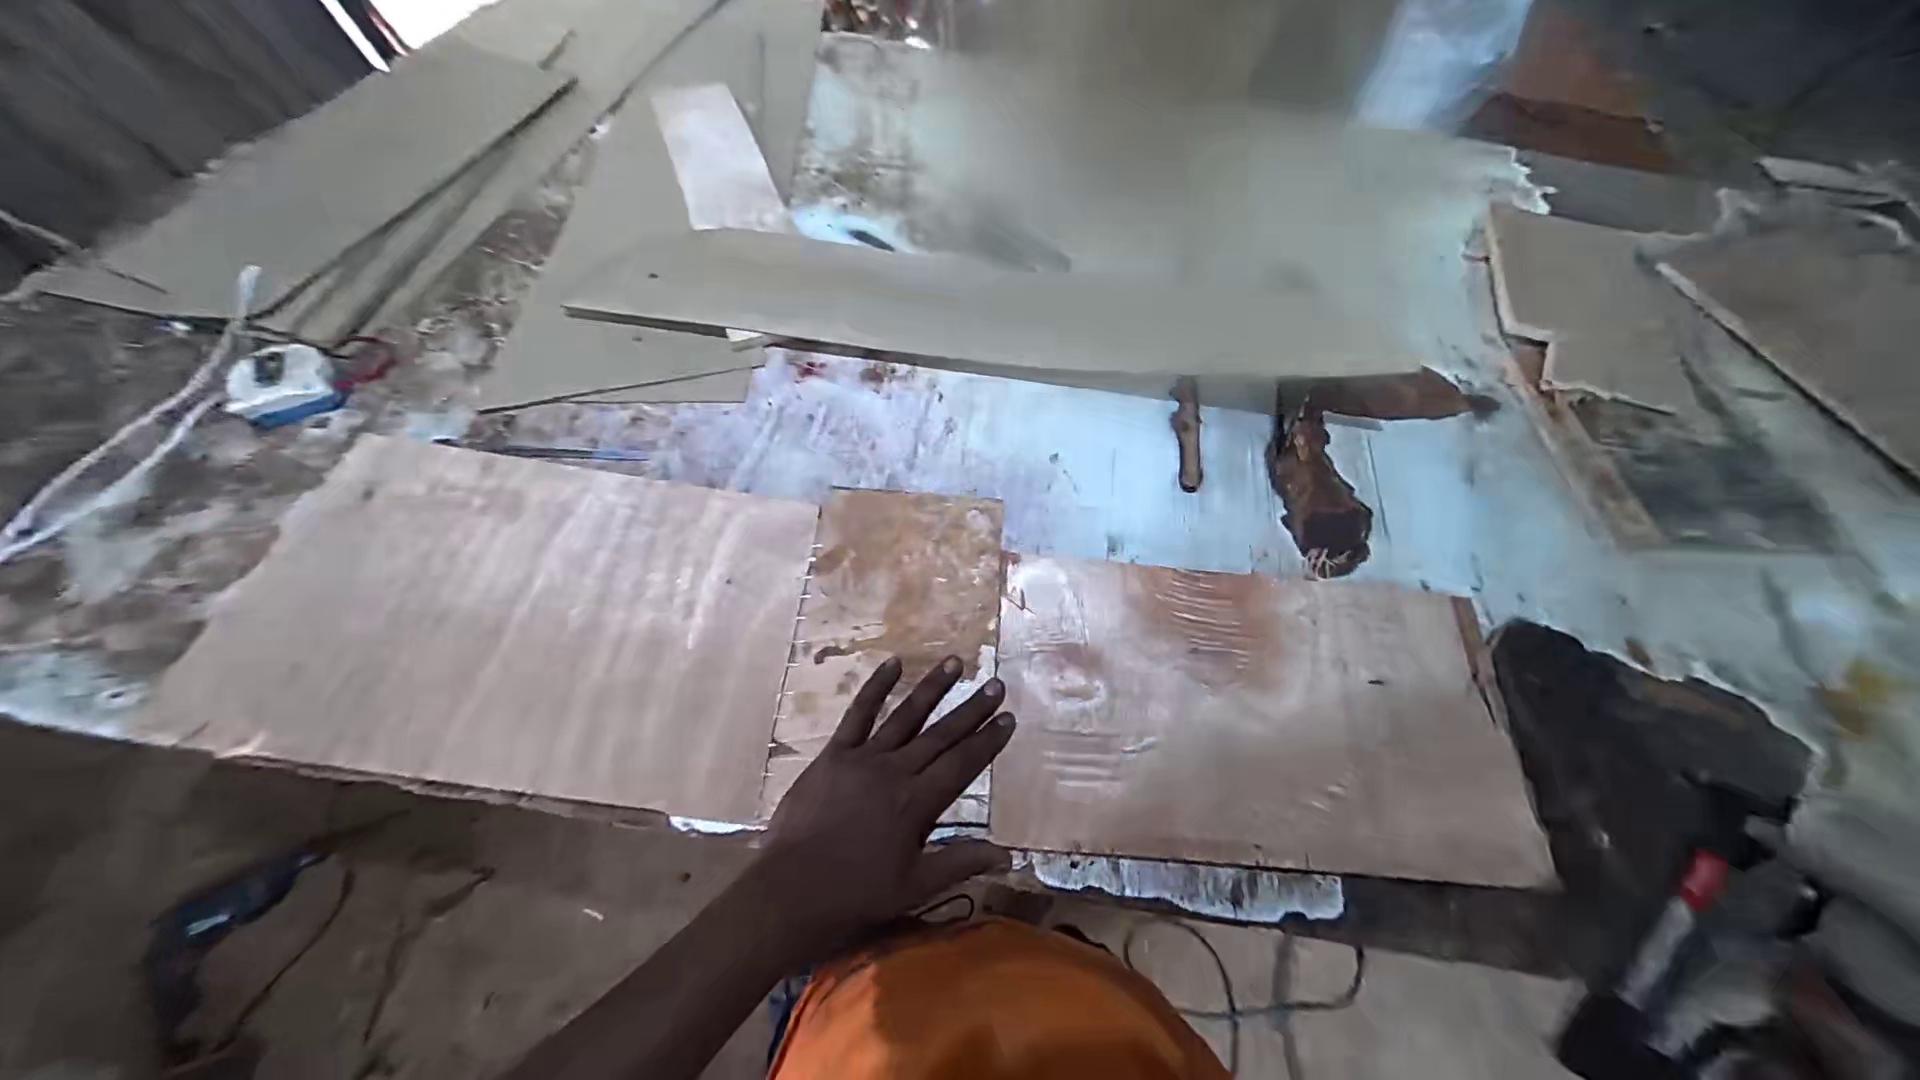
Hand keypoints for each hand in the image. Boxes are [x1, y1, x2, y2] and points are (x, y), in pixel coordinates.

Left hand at [751, 655, 1014, 950]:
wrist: (791, 890)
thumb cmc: (856, 893)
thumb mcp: (915, 887)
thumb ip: (960, 864)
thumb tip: (1007, 856)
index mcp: (917, 803)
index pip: (962, 763)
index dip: (987, 740)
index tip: (1008, 718)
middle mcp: (895, 771)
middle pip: (941, 735)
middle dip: (971, 709)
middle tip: (995, 684)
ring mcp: (864, 757)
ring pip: (906, 716)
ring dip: (932, 688)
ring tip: (955, 663)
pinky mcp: (835, 753)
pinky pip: (858, 714)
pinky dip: (876, 687)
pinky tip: (893, 663)